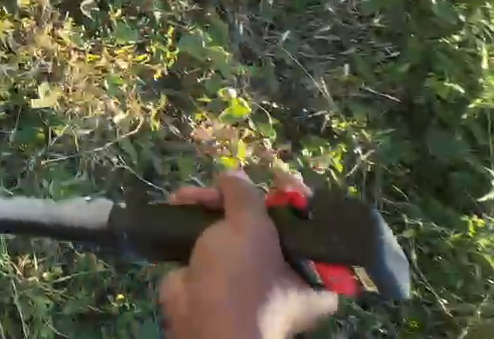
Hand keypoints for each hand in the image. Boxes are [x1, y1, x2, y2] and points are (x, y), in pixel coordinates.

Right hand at [159, 170, 339, 338]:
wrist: (202, 319)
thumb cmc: (242, 280)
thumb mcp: (251, 231)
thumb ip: (246, 197)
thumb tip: (234, 175)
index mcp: (315, 275)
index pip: (312, 228)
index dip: (295, 200)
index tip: (274, 177)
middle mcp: (285, 272)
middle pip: (264, 219)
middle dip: (234, 197)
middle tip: (215, 187)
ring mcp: (247, 270)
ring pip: (232, 223)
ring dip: (207, 202)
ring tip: (184, 197)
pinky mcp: (215, 269)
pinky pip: (209, 234)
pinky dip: (194, 217)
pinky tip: (178, 205)